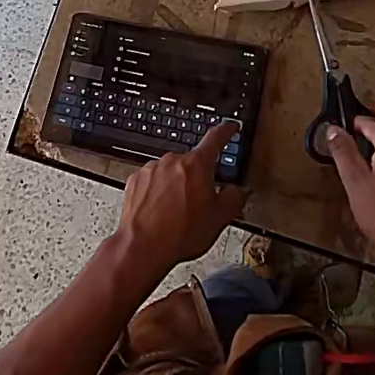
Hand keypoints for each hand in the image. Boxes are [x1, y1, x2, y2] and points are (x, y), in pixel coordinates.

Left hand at [114, 121, 246, 278]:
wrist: (141, 247)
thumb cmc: (179, 234)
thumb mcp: (220, 218)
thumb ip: (234, 198)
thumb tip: (237, 191)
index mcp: (197, 165)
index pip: (216, 138)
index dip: (226, 131)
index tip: (230, 127)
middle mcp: (173, 161)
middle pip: (192, 162)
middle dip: (197, 178)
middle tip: (199, 202)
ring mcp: (152, 169)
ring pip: (171, 172)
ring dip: (176, 185)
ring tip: (176, 213)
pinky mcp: (136, 179)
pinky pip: (153, 180)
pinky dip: (158, 191)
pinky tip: (160, 211)